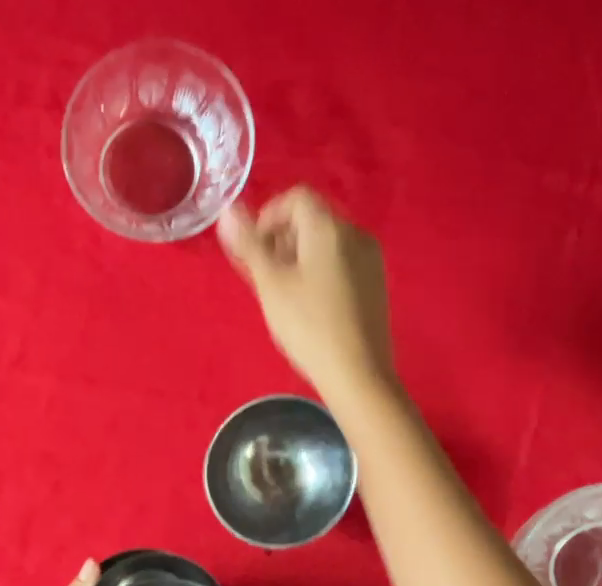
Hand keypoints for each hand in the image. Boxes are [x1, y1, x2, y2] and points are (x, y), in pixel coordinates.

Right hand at [217, 186, 394, 397]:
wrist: (357, 371)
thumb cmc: (307, 325)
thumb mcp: (270, 284)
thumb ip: (249, 245)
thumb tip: (226, 210)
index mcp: (329, 228)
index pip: (296, 197)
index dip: (268, 216)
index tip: (252, 250)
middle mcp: (354, 233)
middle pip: (312, 218)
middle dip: (281, 239)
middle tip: (262, 276)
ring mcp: (369, 258)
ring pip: (326, 242)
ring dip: (298, 256)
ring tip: (282, 294)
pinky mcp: (374, 282)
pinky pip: (340, 261)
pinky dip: (318, 270)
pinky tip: (308, 304)